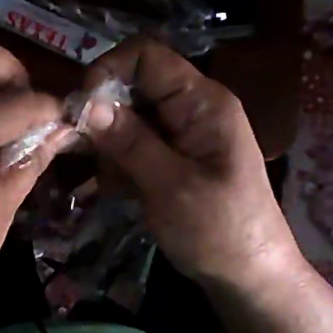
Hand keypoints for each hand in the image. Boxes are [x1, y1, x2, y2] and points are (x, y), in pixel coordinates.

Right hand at [85, 37, 300, 291]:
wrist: (250, 276)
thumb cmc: (219, 230)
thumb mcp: (170, 186)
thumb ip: (130, 142)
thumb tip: (87, 104)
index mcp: (202, 102)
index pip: (146, 56)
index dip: (108, 71)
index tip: (82, 112)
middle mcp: (192, 108)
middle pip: (132, 87)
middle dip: (104, 118)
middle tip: (91, 159)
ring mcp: (183, 134)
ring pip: (127, 119)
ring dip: (109, 148)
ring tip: (114, 186)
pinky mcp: (173, 158)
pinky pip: (134, 146)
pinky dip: (119, 165)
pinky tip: (121, 193)